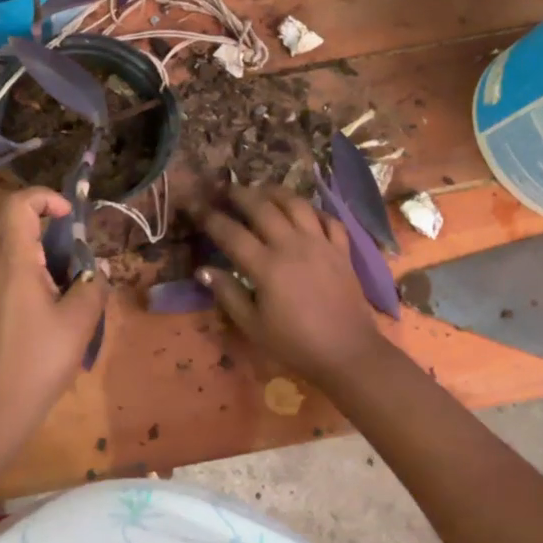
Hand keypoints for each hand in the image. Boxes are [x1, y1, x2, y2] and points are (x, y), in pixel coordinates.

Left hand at [0, 188, 109, 424]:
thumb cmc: (37, 359)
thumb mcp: (79, 322)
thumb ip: (93, 287)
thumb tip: (97, 273)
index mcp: (12, 258)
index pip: (18, 203)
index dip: (46, 198)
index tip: (72, 218)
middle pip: (10, 218)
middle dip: (44, 220)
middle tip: (73, 244)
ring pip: (7, 244)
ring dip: (38, 246)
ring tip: (68, 274)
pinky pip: (5, 267)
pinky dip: (29, 267)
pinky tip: (52, 299)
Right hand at [195, 184, 387, 378]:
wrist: (349, 354)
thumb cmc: (295, 344)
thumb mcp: (253, 325)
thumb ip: (227, 293)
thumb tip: (203, 270)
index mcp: (266, 266)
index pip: (230, 232)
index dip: (209, 217)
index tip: (194, 206)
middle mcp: (292, 246)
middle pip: (262, 207)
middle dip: (239, 194)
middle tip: (225, 189)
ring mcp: (320, 244)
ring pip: (296, 204)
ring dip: (275, 192)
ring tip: (262, 189)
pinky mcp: (342, 250)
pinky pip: (329, 219)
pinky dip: (314, 211)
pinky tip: (304, 213)